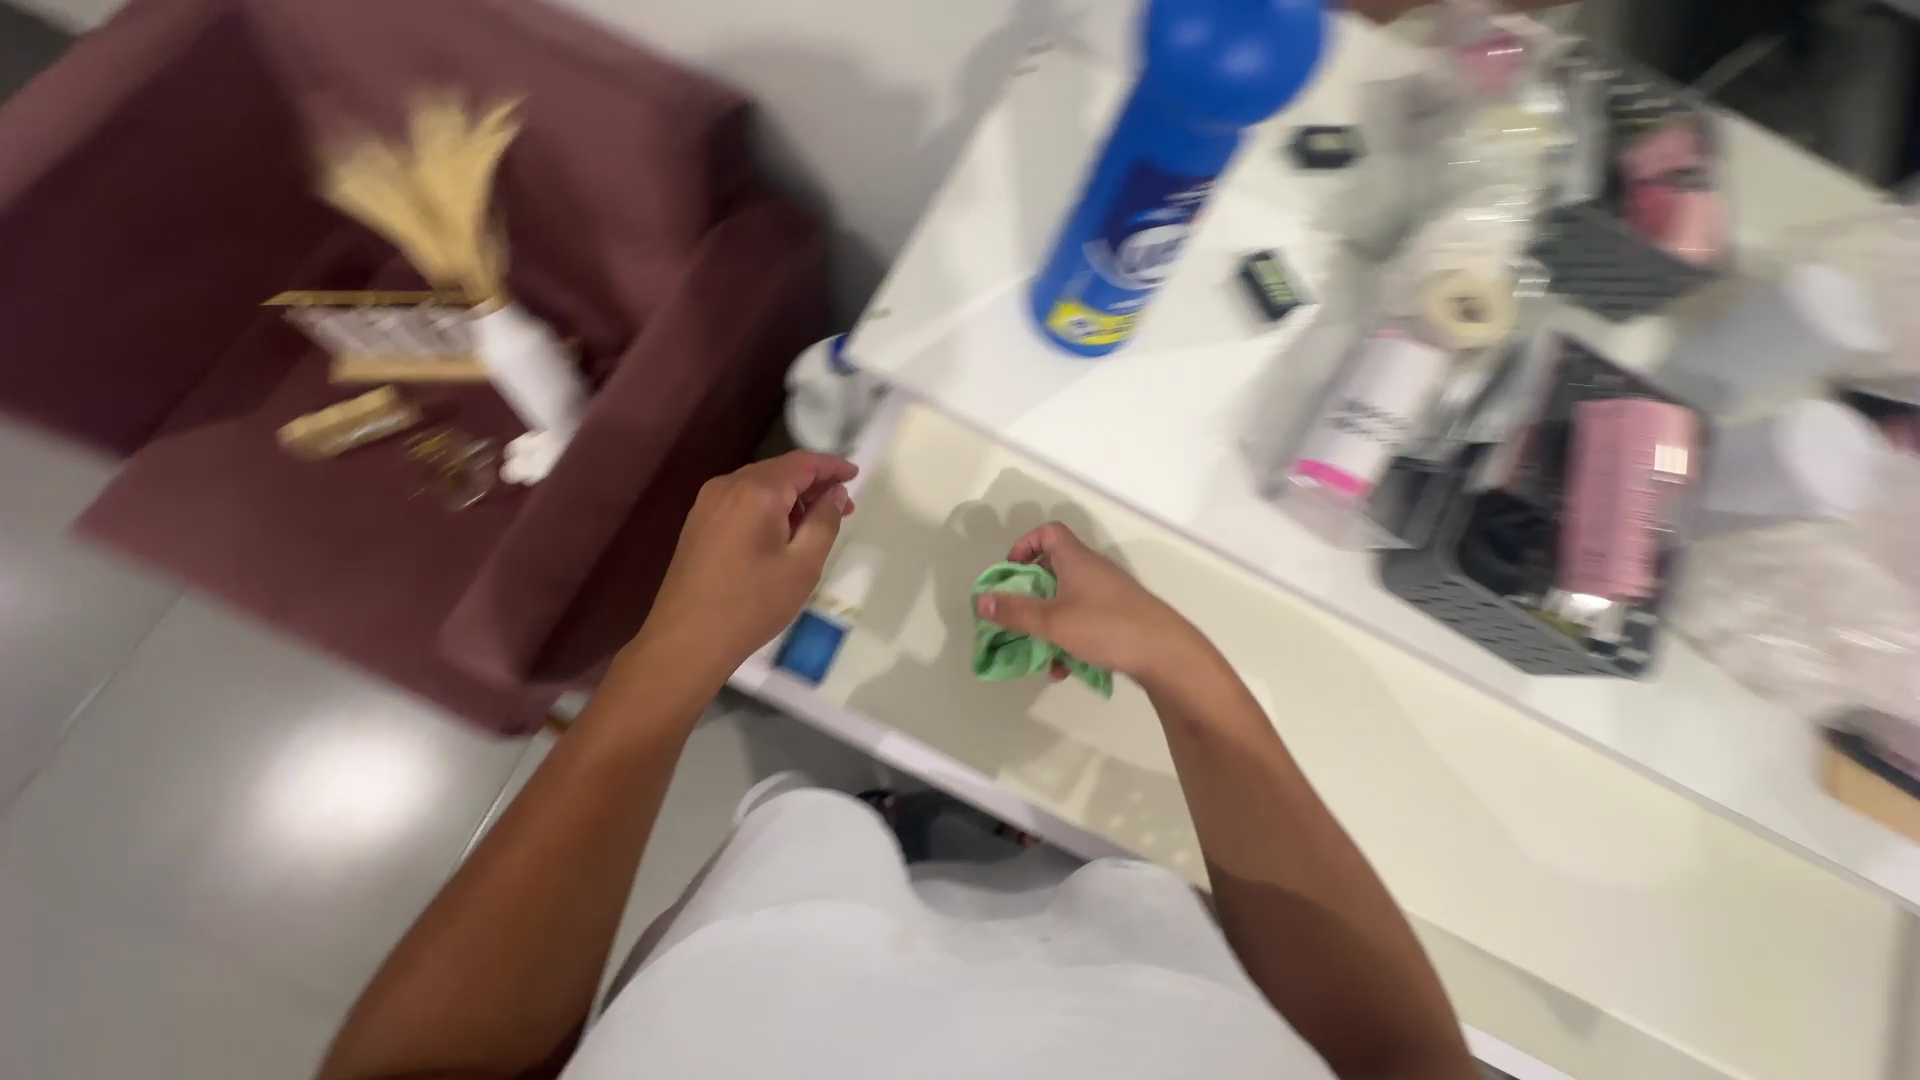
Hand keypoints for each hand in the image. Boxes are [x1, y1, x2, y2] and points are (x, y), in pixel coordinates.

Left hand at [635, 450, 857, 677]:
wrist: (687, 640)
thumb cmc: (753, 603)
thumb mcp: (803, 564)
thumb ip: (824, 521)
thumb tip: (835, 493)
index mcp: (756, 490)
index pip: (802, 462)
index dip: (832, 466)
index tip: (855, 475)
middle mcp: (728, 486)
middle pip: (779, 471)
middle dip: (813, 484)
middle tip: (843, 508)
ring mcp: (708, 504)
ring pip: (759, 486)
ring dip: (790, 498)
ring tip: (816, 524)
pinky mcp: (698, 523)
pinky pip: (741, 502)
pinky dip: (768, 508)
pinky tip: (781, 534)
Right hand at [973, 522, 1200, 682]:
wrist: (1166, 653)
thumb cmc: (1106, 627)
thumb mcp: (1053, 621)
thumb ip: (1016, 612)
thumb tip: (981, 599)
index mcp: (1076, 560)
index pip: (1048, 532)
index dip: (1024, 545)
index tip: (1010, 572)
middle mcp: (1092, 571)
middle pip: (1053, 569)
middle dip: (1029, 593)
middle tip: (1014, 614)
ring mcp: (1108, 595)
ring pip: (1066, 601)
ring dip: (1047, 622)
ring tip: (1036, 649)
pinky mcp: (1119, 618)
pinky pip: (1083, 622)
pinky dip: (1067, 639)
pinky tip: (1062, 669)